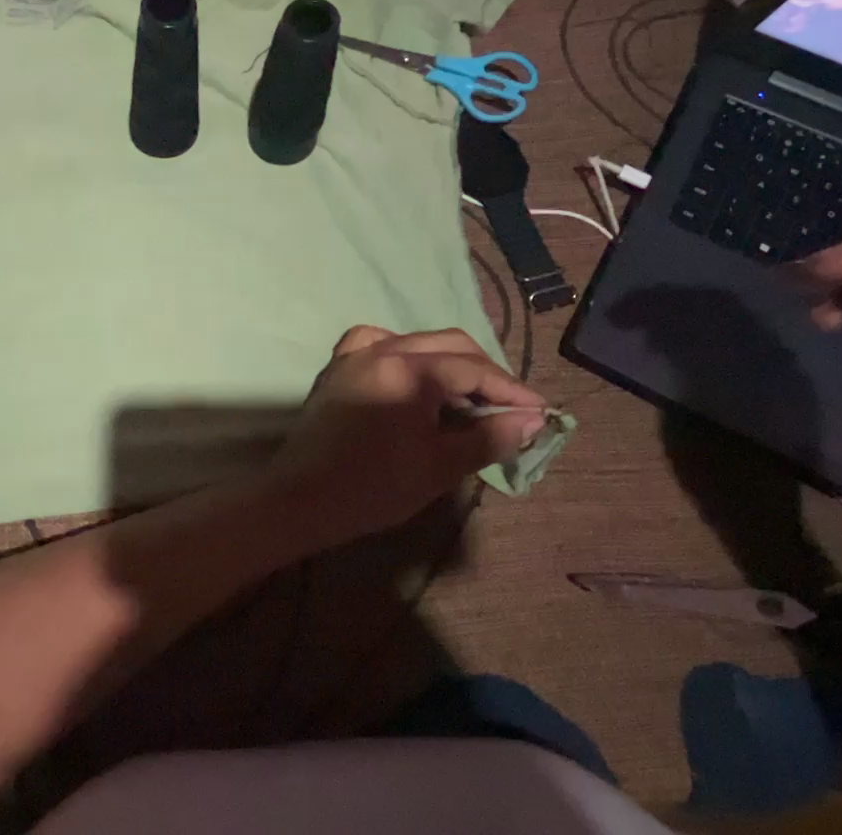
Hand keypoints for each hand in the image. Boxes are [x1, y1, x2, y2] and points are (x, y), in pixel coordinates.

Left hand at [266, 326, 547, 544]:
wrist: (301, 499)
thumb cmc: (373, 487)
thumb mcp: (440, 466)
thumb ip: (488, 437)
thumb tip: (532, 420)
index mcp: (407, 369)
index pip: (473, 368)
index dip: (511, 390)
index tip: (540, 412)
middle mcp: (379, 348)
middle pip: (447, 345)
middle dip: (484, 373)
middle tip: (509, 408)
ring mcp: (352, 355)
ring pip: (415, 342)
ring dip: (448, 364)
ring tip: (468, 398)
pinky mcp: (336, 369)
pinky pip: (379, 346)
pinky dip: (406, 357)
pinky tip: (415, 381)